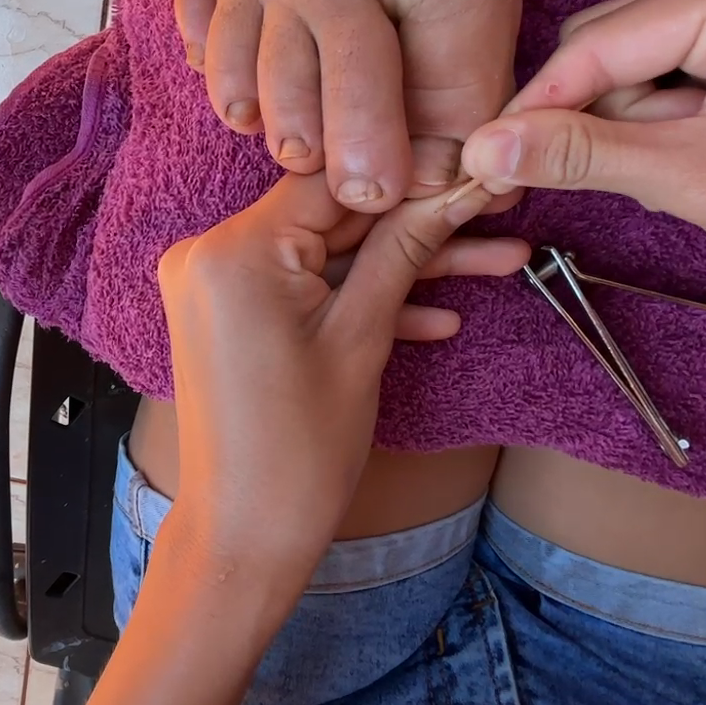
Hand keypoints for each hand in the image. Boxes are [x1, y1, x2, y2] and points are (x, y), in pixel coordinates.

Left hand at [156, 175, 528, 566]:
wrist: (244, 534)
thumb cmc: (300, 451)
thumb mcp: (362, 338)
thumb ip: (403, 251)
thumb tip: (455, 187)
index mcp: (234, 250)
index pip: (334, 182)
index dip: (414, 174)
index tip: (475, 169)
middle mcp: (209, 252)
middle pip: (331, 219)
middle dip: (417, 227)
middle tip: (496, 214)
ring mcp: (214, 282)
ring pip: (324, 257)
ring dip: (398, 268)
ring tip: (495, 263)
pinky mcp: (228, 311)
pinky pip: (299, 289)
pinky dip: (353, 300)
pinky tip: (435, 316)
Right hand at [458, 0, 705, 340]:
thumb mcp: (705, 180)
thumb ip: (583, 153)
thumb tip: (481, 146)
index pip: (610, 38)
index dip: (538, 104)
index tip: (483, 158)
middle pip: (627, 41)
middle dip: (596, 116)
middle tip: (571, 182)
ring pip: (654, 62)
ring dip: (637, 127)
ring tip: (680, 182)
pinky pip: (694, 70)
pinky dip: (673, 123)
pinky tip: (699, 164)